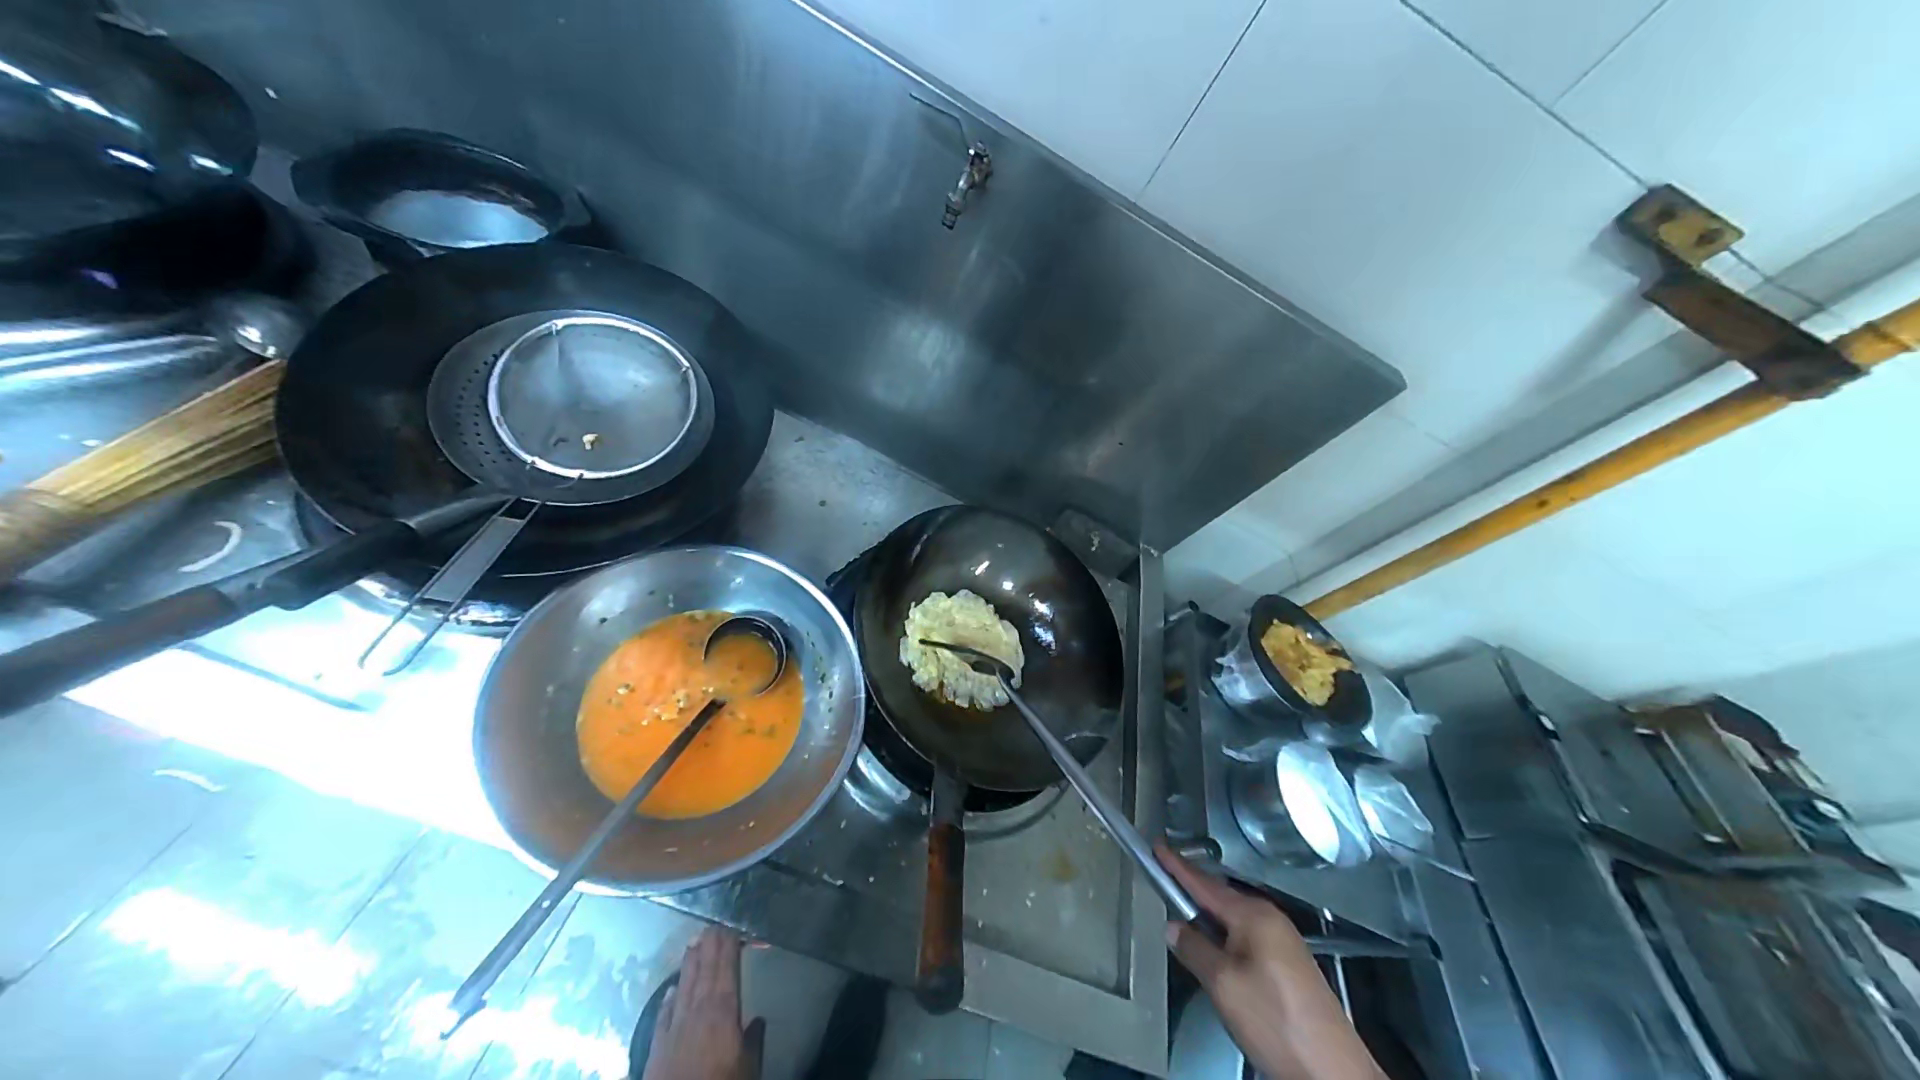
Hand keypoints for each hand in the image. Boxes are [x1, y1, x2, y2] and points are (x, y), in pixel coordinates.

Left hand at [642, 928, 765, 1079]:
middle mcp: (698, 1010)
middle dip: (710, 945)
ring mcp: (675, 1026)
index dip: (731, 944)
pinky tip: (670, 989)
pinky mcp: (657, 1045)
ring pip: (684, 984)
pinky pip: (664, 1013)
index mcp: (724, 1009)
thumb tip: (758, 1021)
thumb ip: (753, 1042)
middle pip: (705, 969)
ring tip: (695, 942)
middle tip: (715, 923)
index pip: (727, 966)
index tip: (734, 925)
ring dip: (690, 962)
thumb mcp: (749, 1068)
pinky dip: (669, 997)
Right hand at [1157, 845, 1384, 1079]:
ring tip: (1180, 909)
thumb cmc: (1275, 1020)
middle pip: (1220, 896)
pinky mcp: (1289, 965)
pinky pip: (1245, 935)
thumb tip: (1174, 927)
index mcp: (1254, 916)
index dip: (1177, 865)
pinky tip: (1212, 946)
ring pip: (1233, 918)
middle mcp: (1271, 920)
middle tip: (1162, 875)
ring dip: (1206, 913)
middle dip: (1191, 887)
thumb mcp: (1222, 984)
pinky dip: (1223, 933)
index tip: (1157, 846)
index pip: (1204, 883)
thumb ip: (1193, 948)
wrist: (1332, 1072)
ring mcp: (1283, 942)